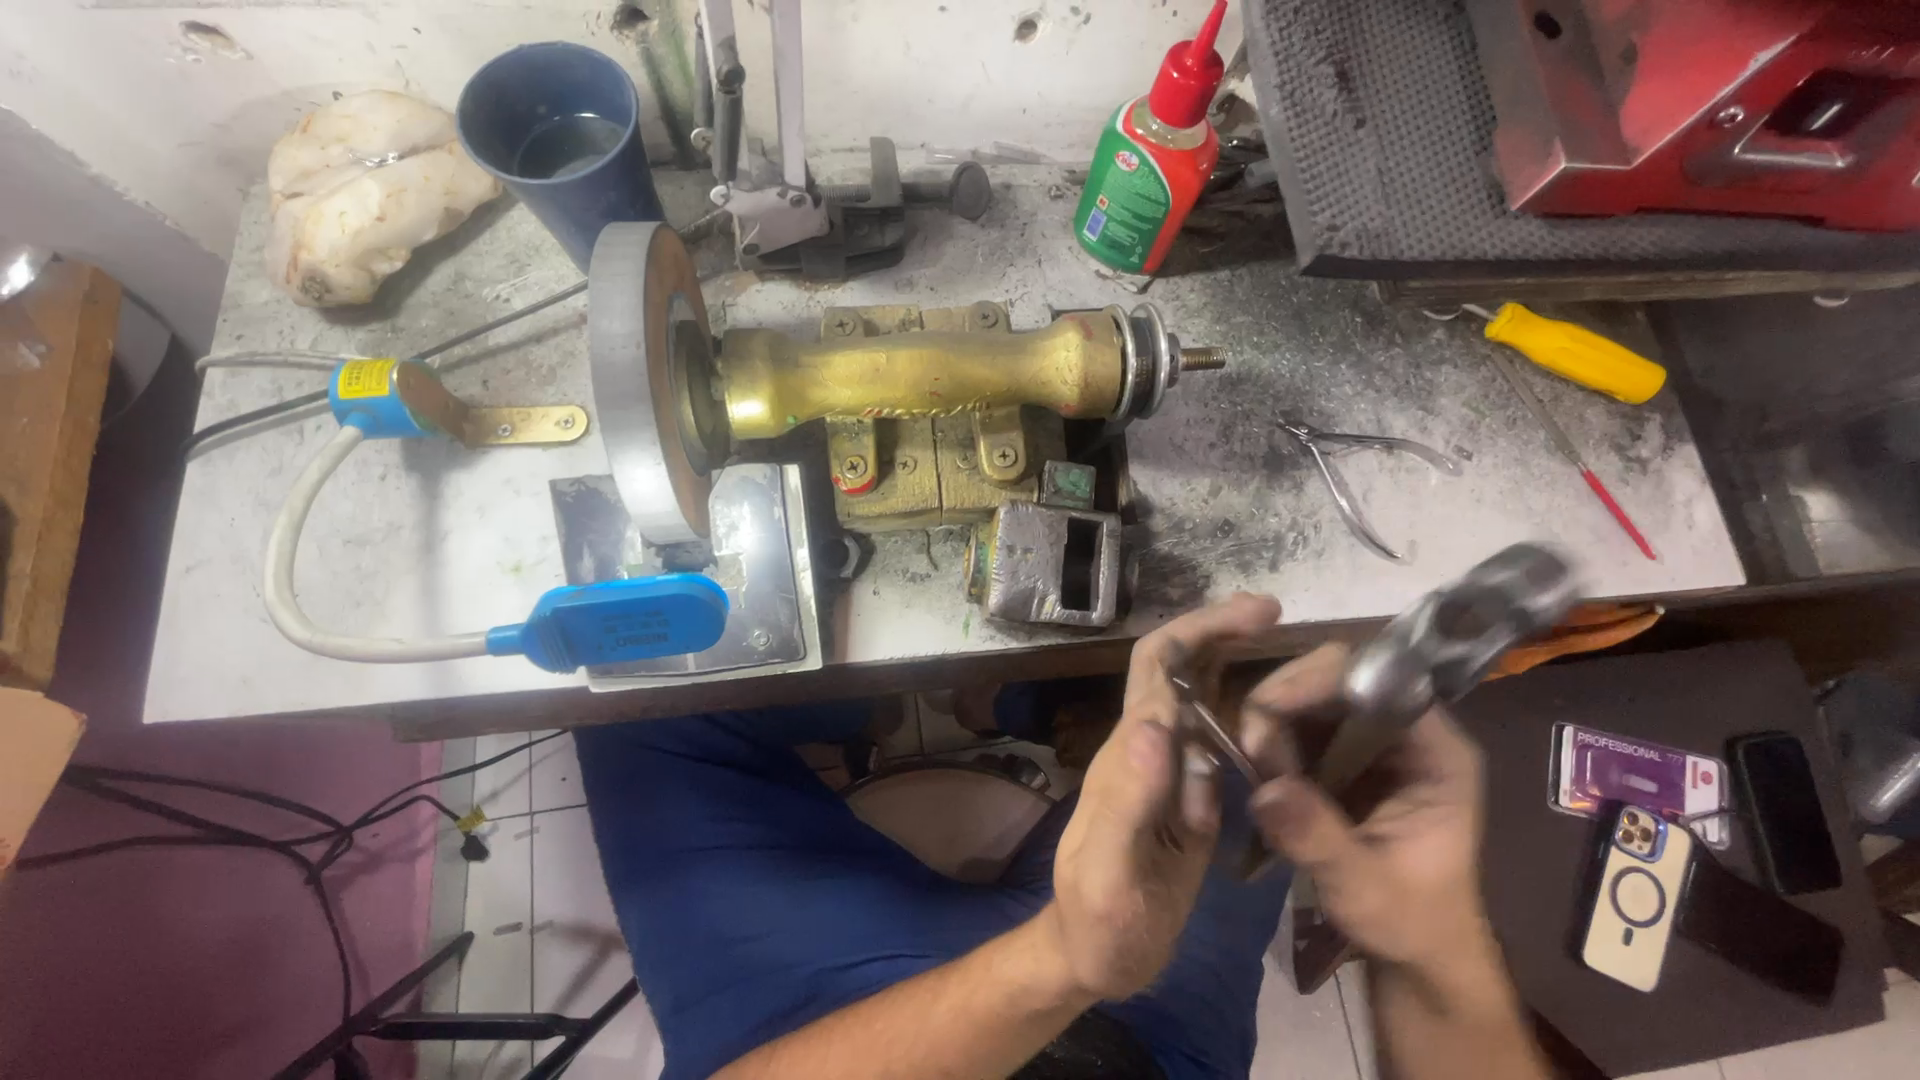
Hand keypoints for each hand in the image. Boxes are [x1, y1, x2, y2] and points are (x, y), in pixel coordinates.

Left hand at [1040, 593, 1282, 1000]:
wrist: (1098, 956)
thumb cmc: (1098, 920)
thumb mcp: (1109, 872)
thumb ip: (1128, 802)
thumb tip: (1158, 724)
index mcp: (1129, 754)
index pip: (1156, 669)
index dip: (1197, 630)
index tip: (1255, 613)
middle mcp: (1149, 750)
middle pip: (1179, 670)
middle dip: (1220, 632)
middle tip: (1276, 613)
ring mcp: (1171, 774)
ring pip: (1202, 702)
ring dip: (1238, 668)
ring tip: (1295, 657)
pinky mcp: (1191, 800)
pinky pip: (1220, 746)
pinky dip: (1249, 721)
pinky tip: (1284, 718)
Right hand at [1242, 644, 1496, 976]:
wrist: (1412, 952)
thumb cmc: (1408, 921)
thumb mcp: (1363, 888)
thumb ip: (1318, 839)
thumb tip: (1265, 790)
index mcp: (1437, 751)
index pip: (1382, 681)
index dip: (1322, 682)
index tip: (1267, 711)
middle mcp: (1406, 730)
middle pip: (1338, 675)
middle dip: (1285, 698)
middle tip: (1251, 745)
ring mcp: (1370, 737)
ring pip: (1311, 691)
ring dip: (1272, 717)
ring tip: (1255, 764)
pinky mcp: (1340, 752)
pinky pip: (1297, 718)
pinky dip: (1270, 733)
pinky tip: (1258, 766)